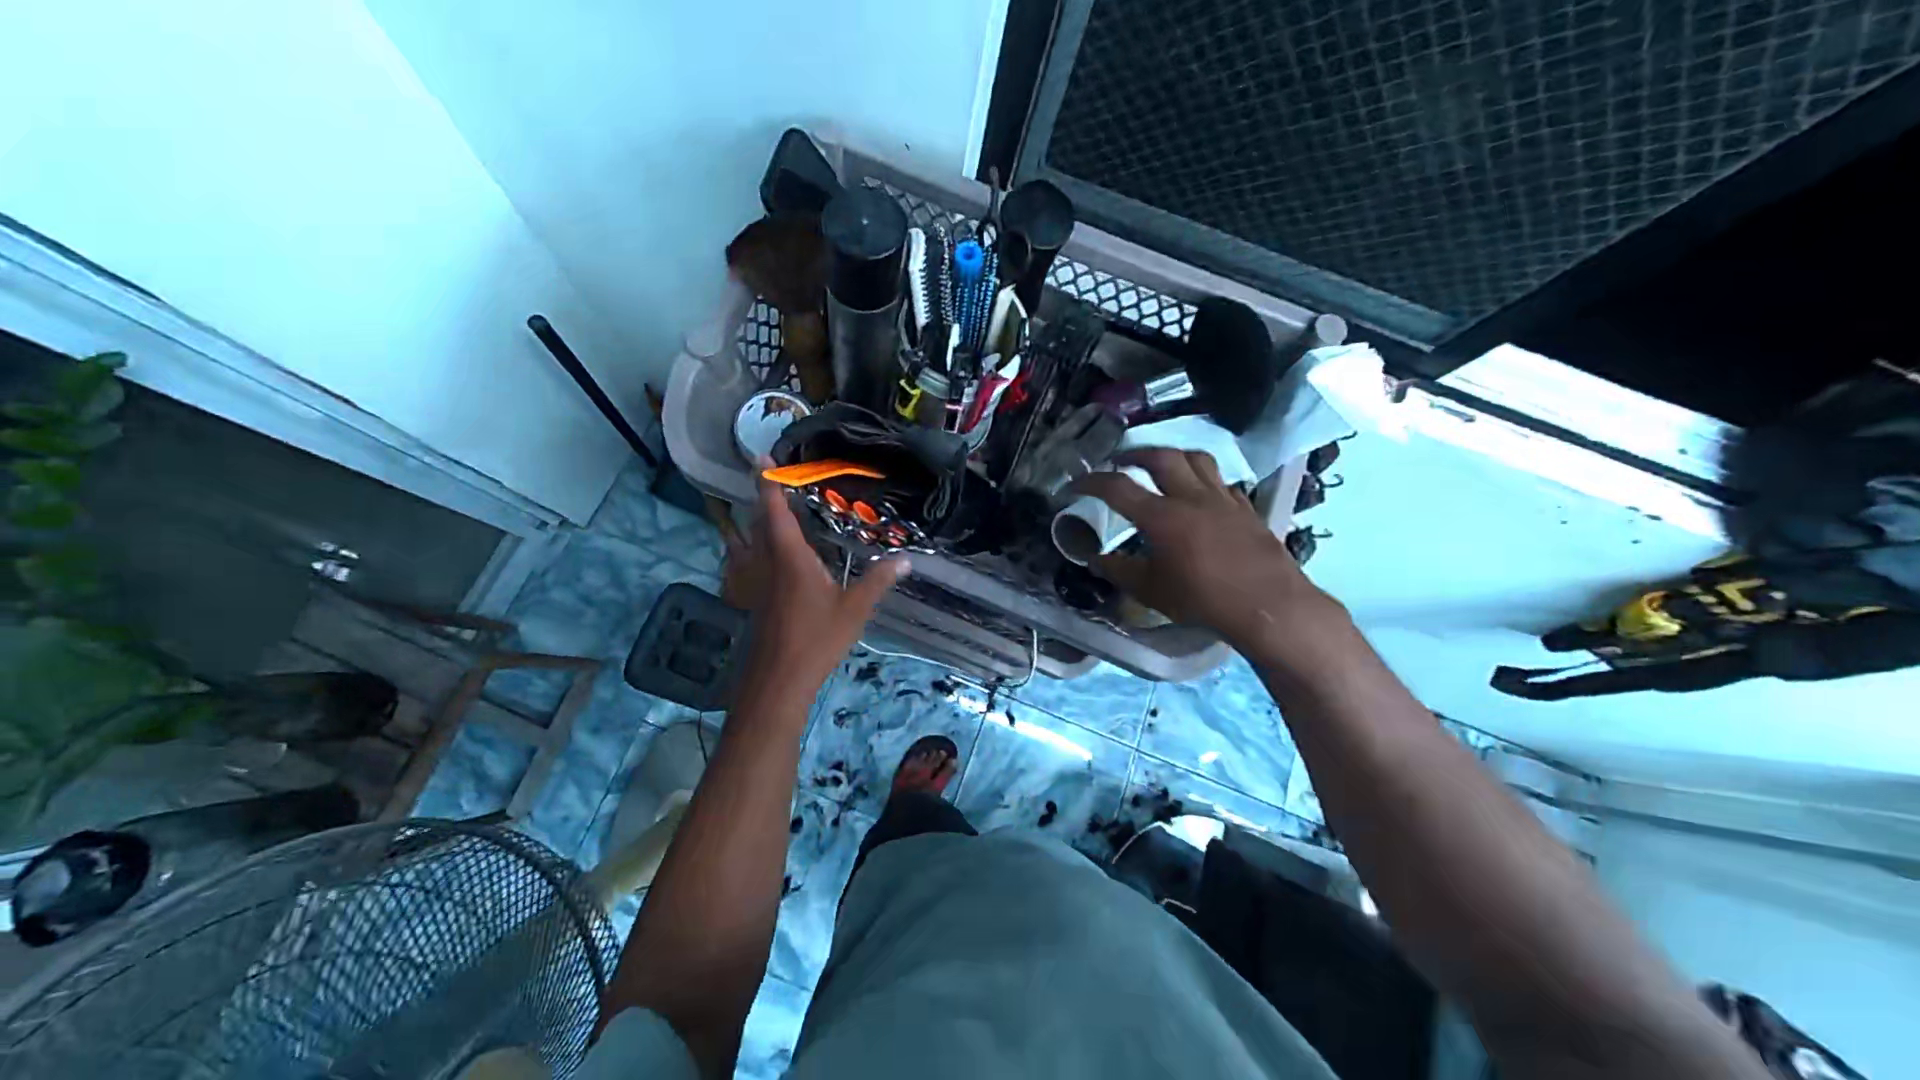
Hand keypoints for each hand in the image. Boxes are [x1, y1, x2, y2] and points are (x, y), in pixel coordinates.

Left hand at [728, 479, 907, 704]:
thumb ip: (879, 581)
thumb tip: (906, 559)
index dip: (769, 483)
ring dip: (759, 522)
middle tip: (777, 480)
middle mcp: (767, 562)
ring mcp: (756, 582)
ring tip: (775, 513)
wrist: (779, 678)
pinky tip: (773, 556)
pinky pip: (751, 560)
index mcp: (790, 557)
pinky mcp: (754, 598)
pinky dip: (757, 546)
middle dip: (766, 498)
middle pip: (760, 522)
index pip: (776, 510)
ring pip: (751, 541)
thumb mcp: (855, 608)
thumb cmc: (816, 638)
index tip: (762, 457)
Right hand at [1072, 449, 1343, 660]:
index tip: (1074, 485)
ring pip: (1195, 458)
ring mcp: (1222, 498)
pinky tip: (1199, 492)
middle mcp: (1191, 497)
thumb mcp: (1152, 591)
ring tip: (1160, 464)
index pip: (1117, 487)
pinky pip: (1220, 480)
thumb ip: (1121, 571)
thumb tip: (1096, 560)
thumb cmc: (1202, 600)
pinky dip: (1202, 477)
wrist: (1266, 605)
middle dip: (1134, 454)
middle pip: (1160, 457)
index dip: (1090, 482)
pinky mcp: (1245, 507)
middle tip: (1119, 461)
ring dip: (1172, 455)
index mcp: (1161, 517)